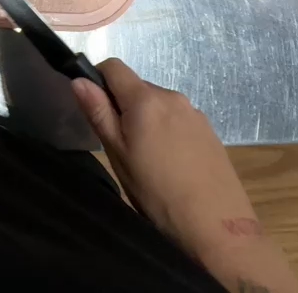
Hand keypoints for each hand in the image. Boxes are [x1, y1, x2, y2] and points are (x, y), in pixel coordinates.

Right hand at [71, 60, 277, 273]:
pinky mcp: (210, 130)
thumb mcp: (118, 155)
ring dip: (147, 119)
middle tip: (124, 145)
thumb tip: (79, 79)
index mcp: (146, 99)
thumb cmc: (158, 193)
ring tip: (151, 159)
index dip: (98, 80)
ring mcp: (194, 112)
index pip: (113, 66)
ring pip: (158, 104)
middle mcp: (172, 95)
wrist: (218, 231)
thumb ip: (98, 113)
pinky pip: (178, 118)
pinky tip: (174, 163)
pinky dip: (168, 130)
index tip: (97, 110)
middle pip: (136, 86)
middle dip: (124, 106)